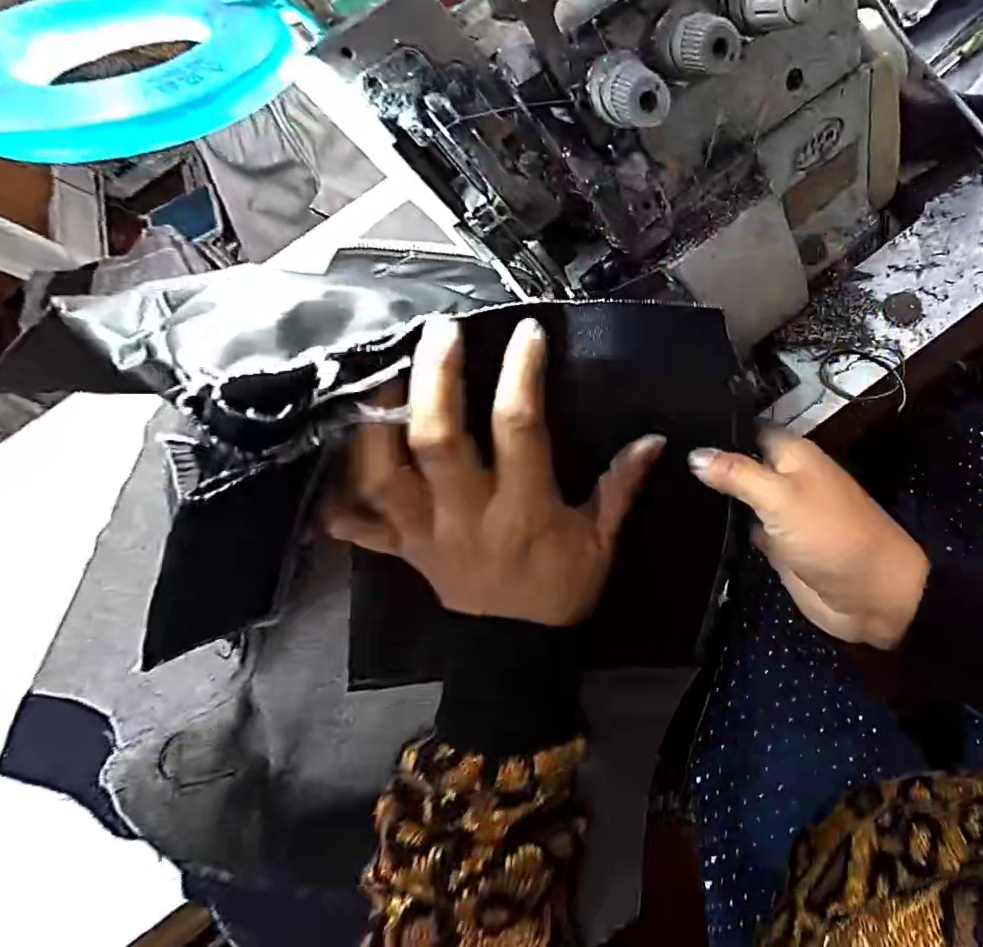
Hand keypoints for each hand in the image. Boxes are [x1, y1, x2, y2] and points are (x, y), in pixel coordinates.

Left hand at [324, 316, 666, 626]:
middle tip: (441, 330)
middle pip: (437, 437)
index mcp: (523, 508)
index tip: (527, 333)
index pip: (518, 427)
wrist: (517, 651)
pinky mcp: (400, 550)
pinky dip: (337, 490)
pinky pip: (356, 523)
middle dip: (436, 377)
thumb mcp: (603, 540)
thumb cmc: (563, 587)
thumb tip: (653, 439)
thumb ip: (622, 486)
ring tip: (384, 373)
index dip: (521, 374)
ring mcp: (423, 533)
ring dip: (376, 418)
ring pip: (381, 471)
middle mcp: (465, 515)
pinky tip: (329, 451)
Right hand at [688, 430, 926, 648]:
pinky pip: (745, 530)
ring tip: (665, 488)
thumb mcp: (781, 497)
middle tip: (660, 462)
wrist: (870, 595)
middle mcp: (785, 479)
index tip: (675, 428)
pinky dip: (725, 530)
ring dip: (714, 499)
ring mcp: (781, 514)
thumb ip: (737, 474)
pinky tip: (690, 523)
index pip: (748, 430)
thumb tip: (695, 454)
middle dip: (709, 466)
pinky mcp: (777, 546)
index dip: (717, 429)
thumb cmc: (832, 535)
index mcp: (792, 455)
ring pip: (740, 499)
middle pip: (741, 464)